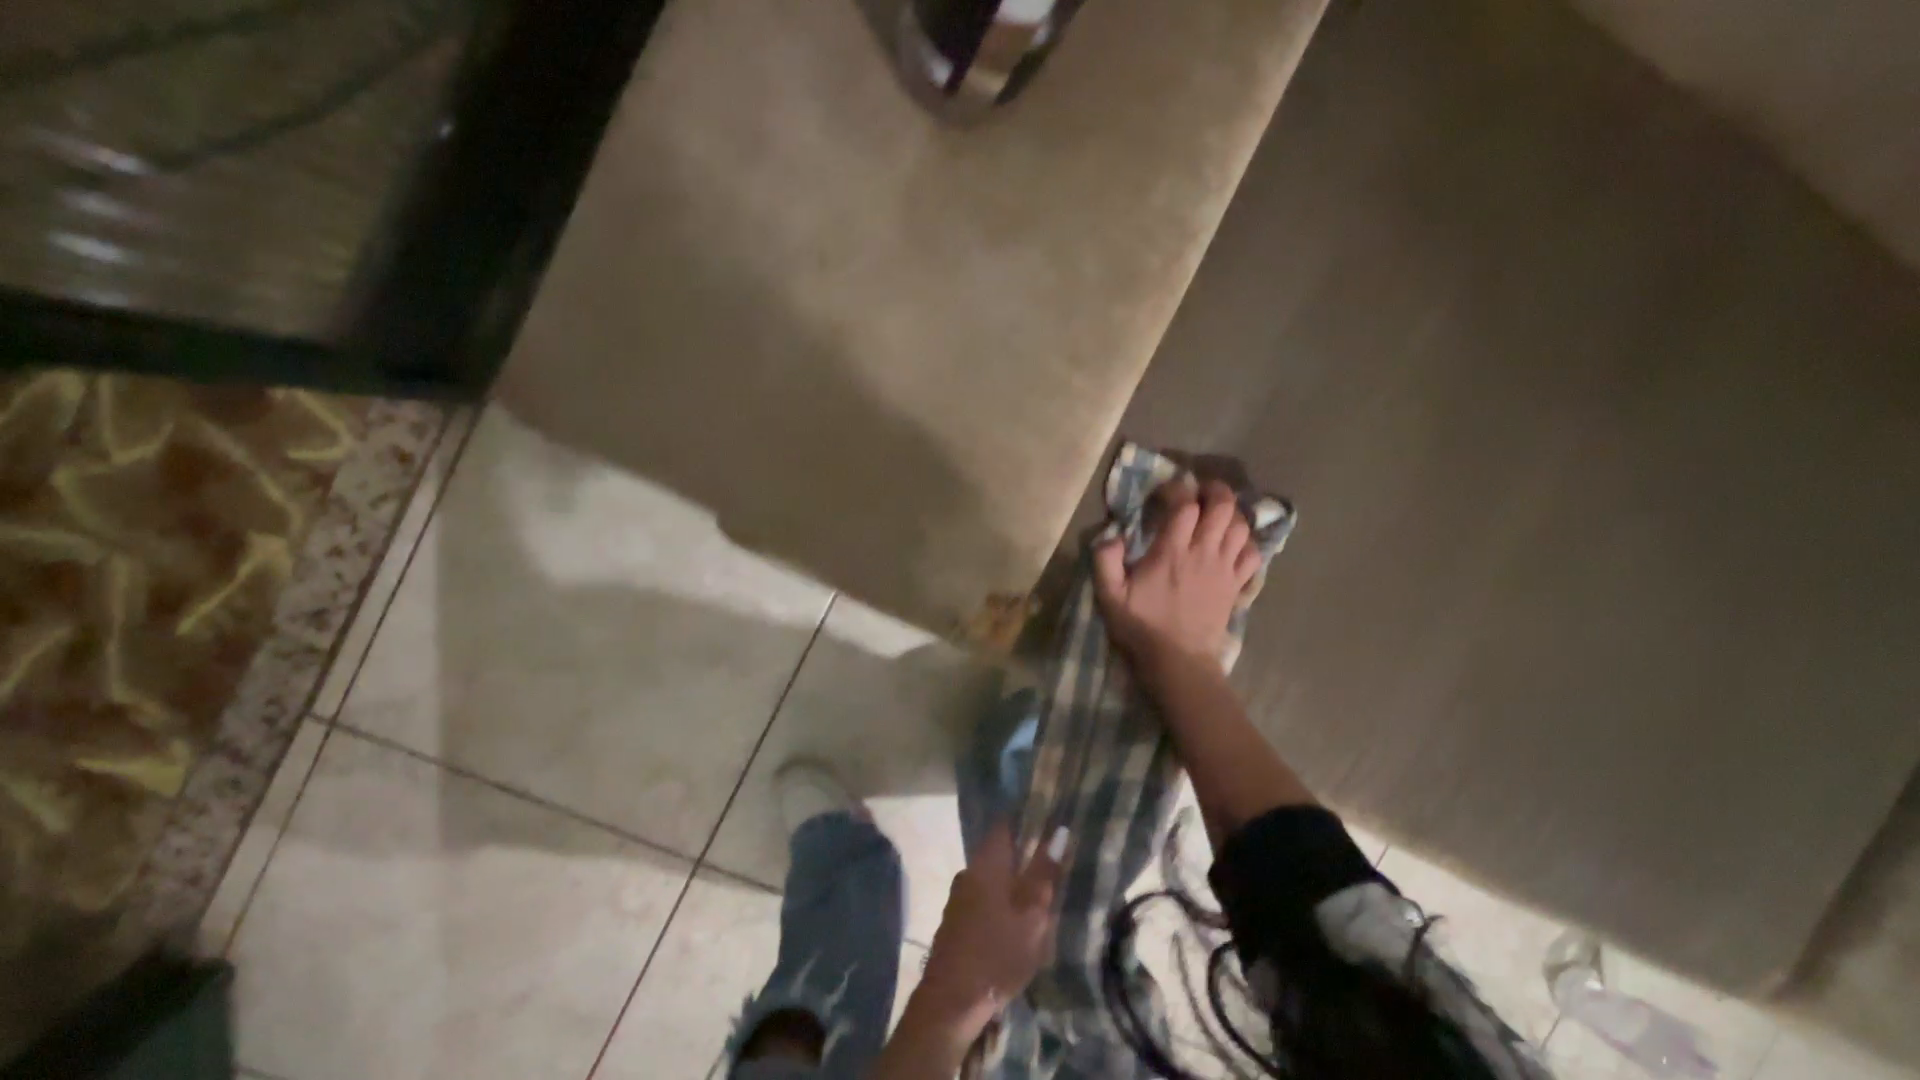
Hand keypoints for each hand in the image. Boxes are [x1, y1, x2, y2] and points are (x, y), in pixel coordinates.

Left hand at [915, 824, 1064, 1036]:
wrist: (951, 1001)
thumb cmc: (998, 952)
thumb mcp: (1032, 914)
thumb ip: (1043, 872)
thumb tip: (1057, 830)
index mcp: (986, 864)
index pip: (1006, 825)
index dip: (1029, 821)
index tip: (1052, 823)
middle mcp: (968, 872)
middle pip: (1000, 852)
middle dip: (1025, 855)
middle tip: (1055, 864)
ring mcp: (959, 897)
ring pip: (992, 878)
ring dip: (1014, 882)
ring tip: (1041, 895)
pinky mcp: (956, 921)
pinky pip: (984, 898)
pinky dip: (1002, 901)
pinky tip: (1017, 918)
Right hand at [1094, 479, 1260, 666]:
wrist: (1178, 661)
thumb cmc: (1142, 626)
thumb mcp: (1110, 596)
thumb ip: (1105, 561)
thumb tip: (1110, 535)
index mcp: (1172, 551)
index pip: (1185, 504)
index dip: (1176, 489)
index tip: (1164, 493)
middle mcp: (1204, 552)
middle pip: (1222, 506)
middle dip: (1213, 490)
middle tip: (1199, 490)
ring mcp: (1225, 568)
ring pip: (1241, 526)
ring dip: (1231, 513)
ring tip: (1216, 513)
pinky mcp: (1237, 585)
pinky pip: (1253, 554)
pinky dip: (1246, 542)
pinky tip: (1232, 543)